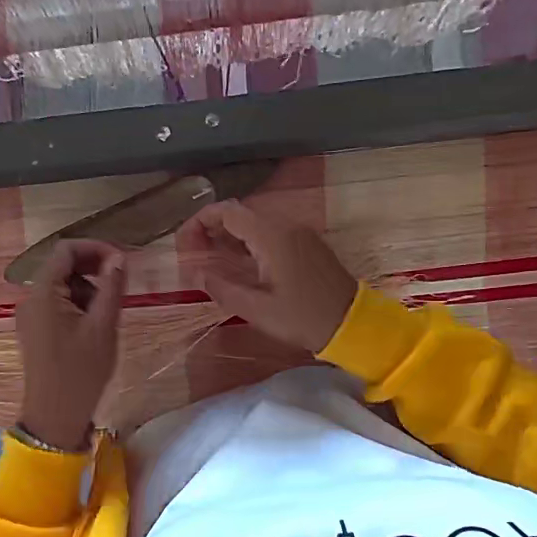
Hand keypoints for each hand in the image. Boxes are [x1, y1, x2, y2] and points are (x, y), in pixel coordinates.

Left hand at [15, 239, 126, 450]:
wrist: (55, 415)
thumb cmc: (81, 371)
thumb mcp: (103, 326)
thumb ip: (111, 287)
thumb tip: (119, 258)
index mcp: (43, 293)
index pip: (66, 250)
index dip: (95, 248)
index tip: (122, 260)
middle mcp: (30, 299)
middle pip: (62, 266)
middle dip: (93, 269)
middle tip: (121, 284)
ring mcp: (30, 316)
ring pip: (62, 286)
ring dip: (88, 289)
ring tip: (108, 313)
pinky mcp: (35, 330)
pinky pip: (57, 304)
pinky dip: (79, 305)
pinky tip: (95, 325)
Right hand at [177, 201, 357, 352]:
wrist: (352, 325)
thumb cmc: (302, 318)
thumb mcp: (255, 309)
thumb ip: (221, 287)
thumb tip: (195, 273)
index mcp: (271, 235)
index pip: (227, 211)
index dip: (199, 222)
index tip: (184, 244)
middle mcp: (285, 225)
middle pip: (239, 213)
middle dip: (211, 229)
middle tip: (193, 255)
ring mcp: (299, 233)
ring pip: (255, 222)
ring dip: (229, 236)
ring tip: (210, 261)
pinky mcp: (306, 245)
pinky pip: (270, 232)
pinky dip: (248, 242)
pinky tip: (239, 264)